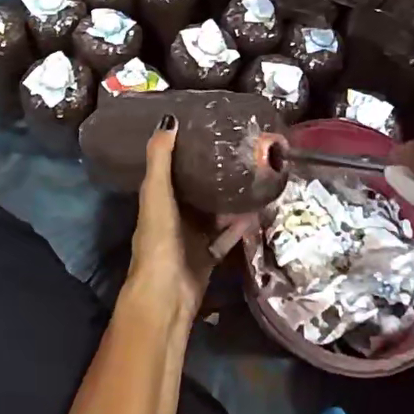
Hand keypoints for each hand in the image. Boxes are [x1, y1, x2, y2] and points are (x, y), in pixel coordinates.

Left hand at [124, 120, 239, 322]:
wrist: (166, 295)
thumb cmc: (159, 239)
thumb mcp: (156, 193)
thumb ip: (161, 158)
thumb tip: (169, 118)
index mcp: (157, 201)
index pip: (171, 169)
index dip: (186, 151)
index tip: (207, 130)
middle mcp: (174, 218)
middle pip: (196, 191)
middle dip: (215, 174)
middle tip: (240, 151)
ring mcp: (192, 239)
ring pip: (215, 212)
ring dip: (230, 198)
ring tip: (254, 176)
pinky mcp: (208, 256)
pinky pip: (227, 235)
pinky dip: (239, 224)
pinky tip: (256, 209)